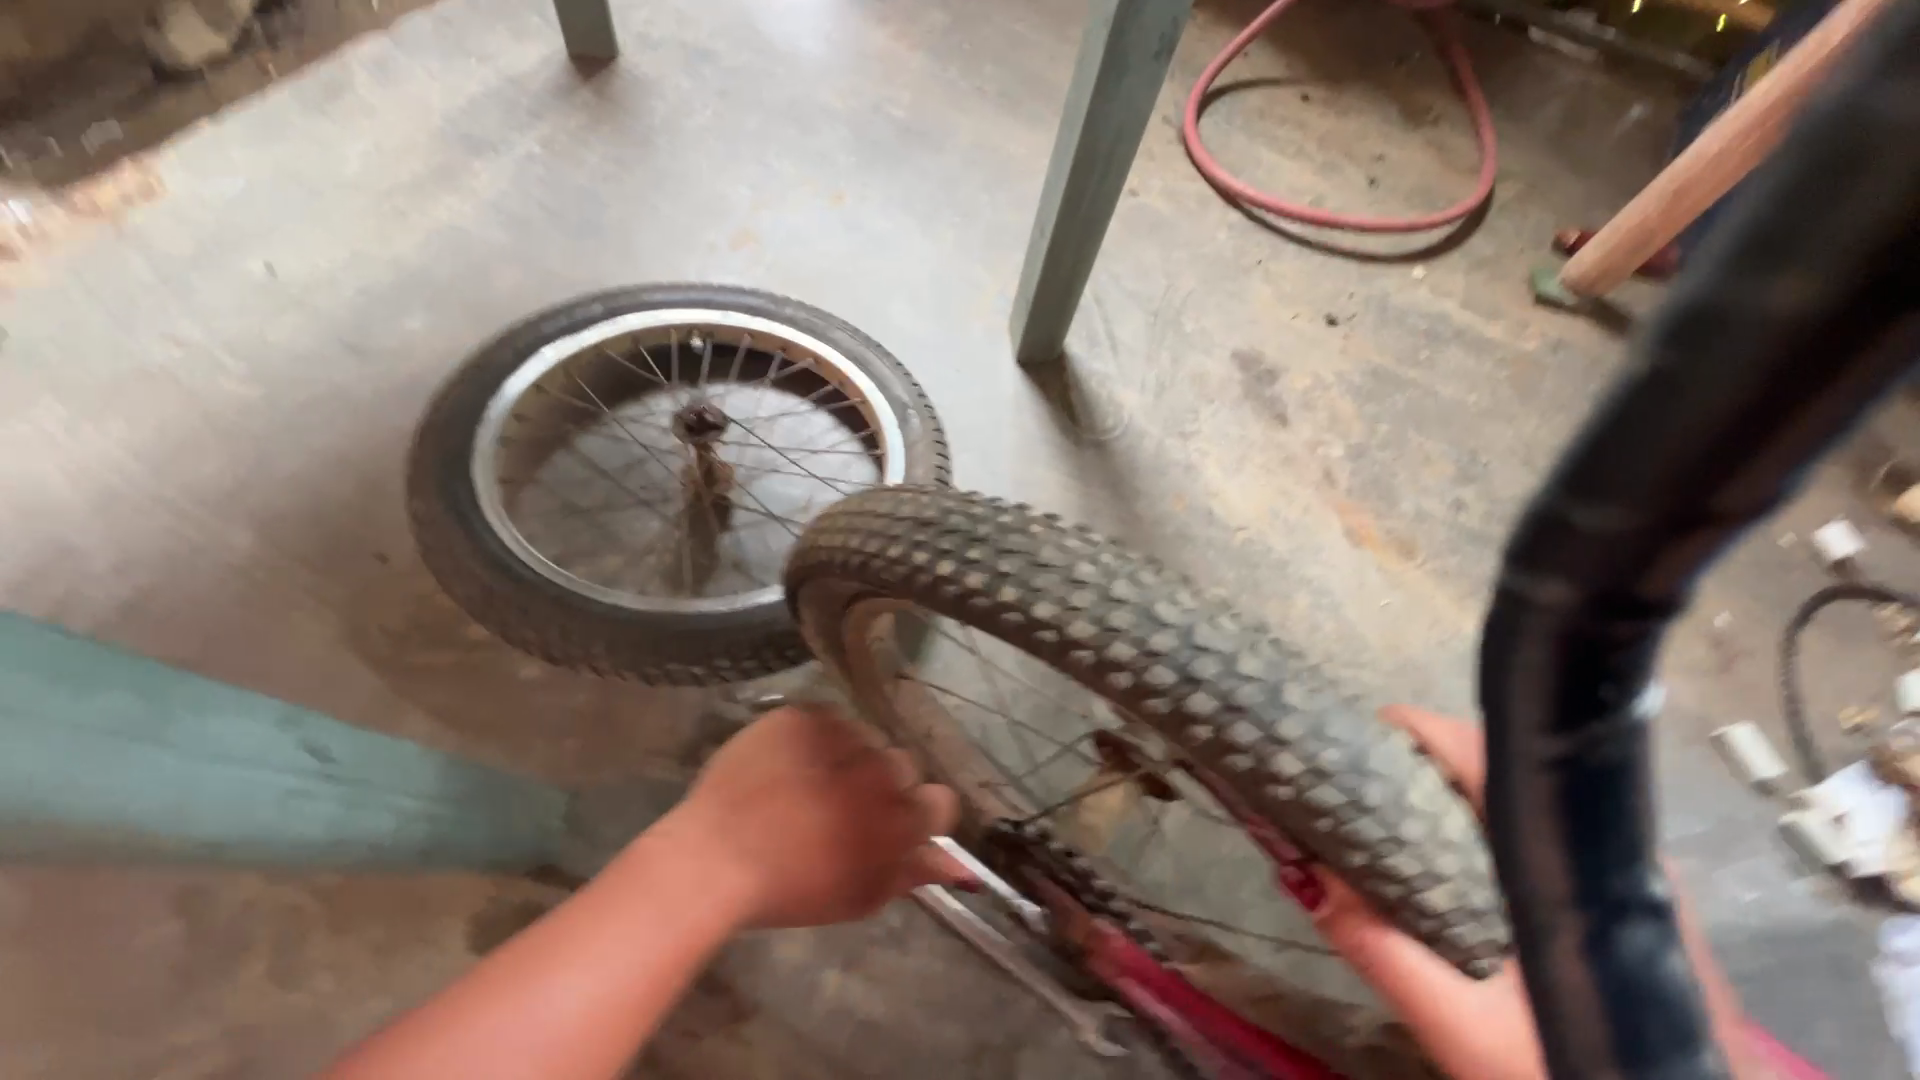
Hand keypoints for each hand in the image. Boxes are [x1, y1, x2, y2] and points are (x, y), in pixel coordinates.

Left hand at [653, 703, 966, 929]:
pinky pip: (828, 719)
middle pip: (903, 765)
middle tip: (843, 807)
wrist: (715, 859)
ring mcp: (840, 737)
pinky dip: (817, 738)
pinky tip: (791, 764)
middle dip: (882, 784)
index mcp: (899, 821)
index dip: (917, 813)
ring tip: (810, 784)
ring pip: (866, 738)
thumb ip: (914, 874)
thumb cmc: (791, 891)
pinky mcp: (803, 716)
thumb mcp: (860, 895)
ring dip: (851, 757)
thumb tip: (961, 866)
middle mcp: (880, 771)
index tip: (891, 825)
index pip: (941, 801)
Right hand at [1311, 706, 1760, 1079]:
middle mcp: (1604, 845)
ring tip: (1377, 817)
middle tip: (1348, 786)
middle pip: (1492, 764)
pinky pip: (1531, 832)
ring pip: (1513, 798)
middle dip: (1414, 762)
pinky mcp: (1621, 898)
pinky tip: (1441, 865)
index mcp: (1567, 859)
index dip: (1411, 732)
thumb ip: (1380, 949)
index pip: (1481, 750)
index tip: (1348, 741)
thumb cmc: (1573, 1073)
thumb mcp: (1462, 1026)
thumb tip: (1300, 869)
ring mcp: (1621, 869)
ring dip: (1441, 794)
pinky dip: (1474, 826)